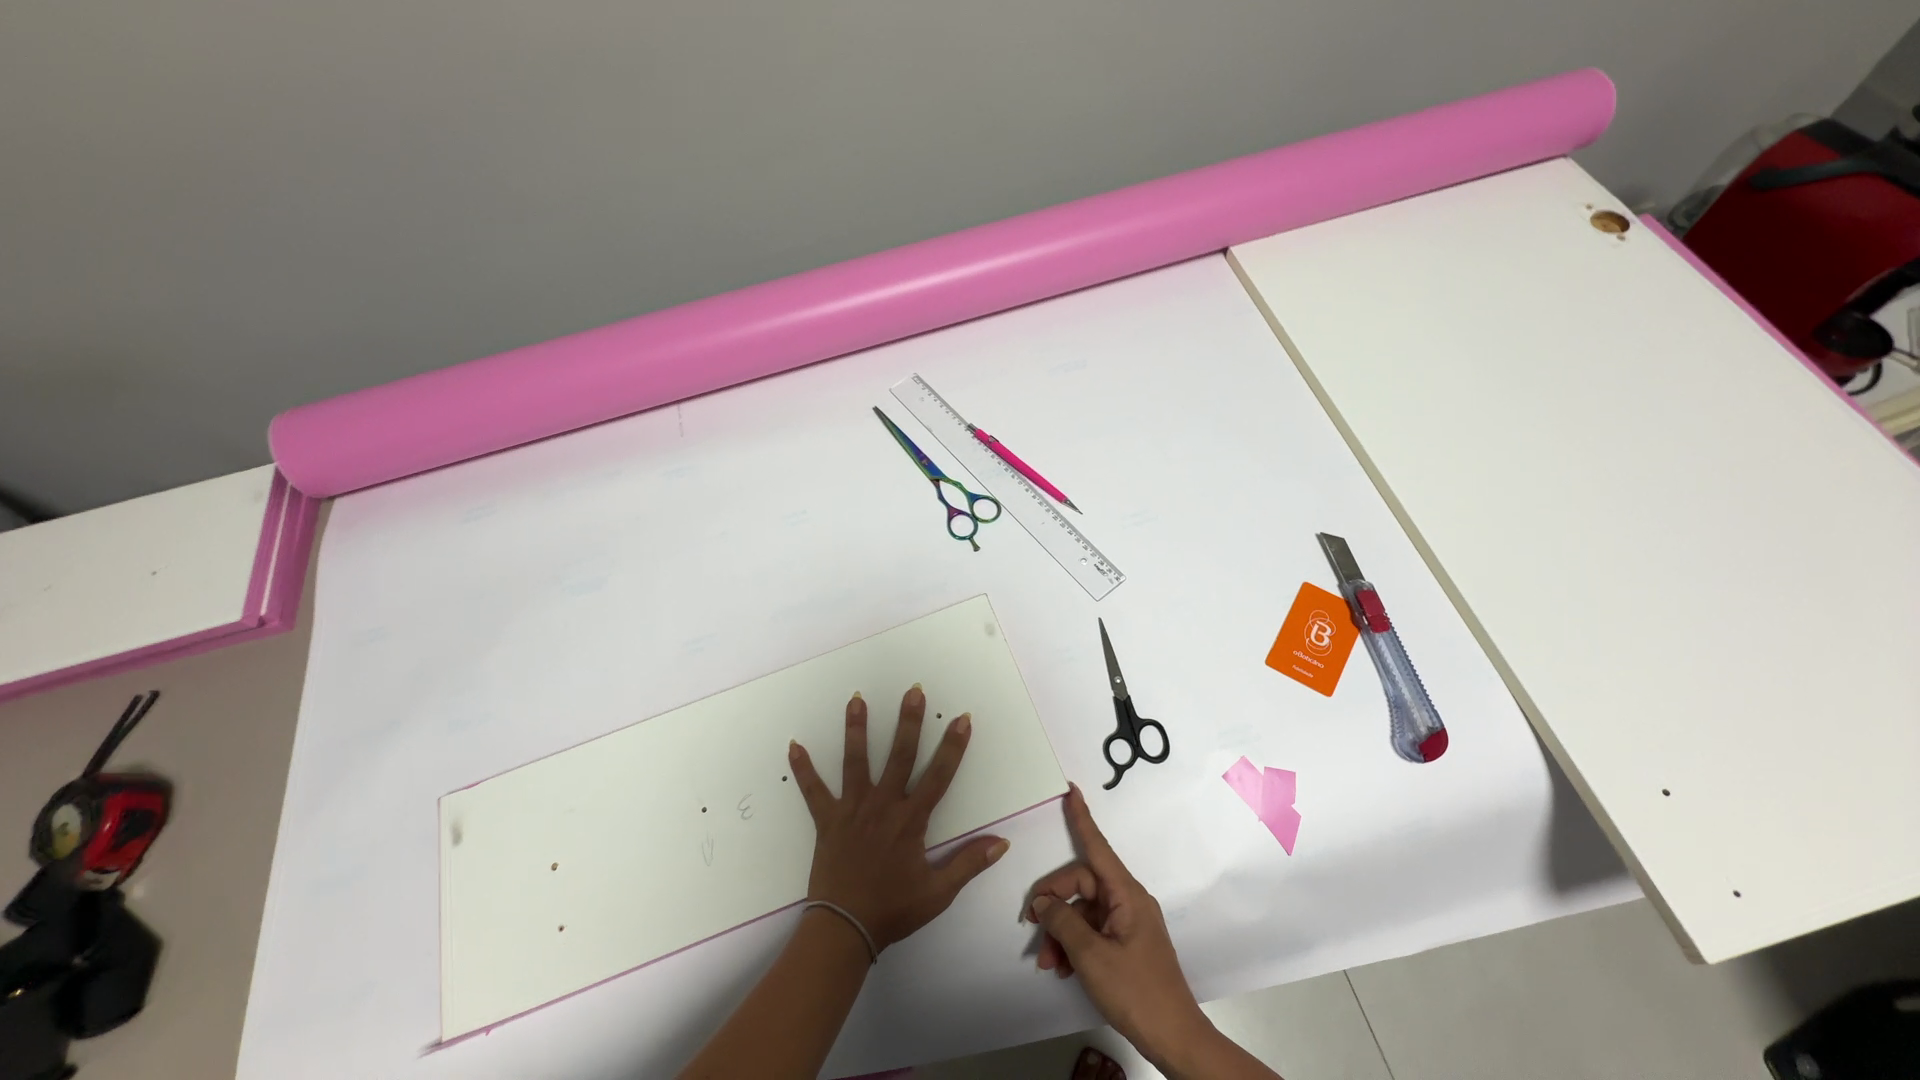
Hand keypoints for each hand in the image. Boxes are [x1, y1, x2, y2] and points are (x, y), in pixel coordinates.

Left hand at [789, 686, 1009, 951]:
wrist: (845, 928)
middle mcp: (883, 806)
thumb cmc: (893, 909)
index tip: (962, 718)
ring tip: (856, 699)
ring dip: (857, 729)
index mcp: (911, 821)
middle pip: (899, 756)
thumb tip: (1001, 843)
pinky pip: (813, 791)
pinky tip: (793, 745)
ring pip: (855, 762)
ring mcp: (852, 810)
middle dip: (909, 722)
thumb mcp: (938, 892)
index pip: (939, 776)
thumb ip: (969, 864)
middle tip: (913, 691)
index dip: (953, 747)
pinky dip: (803, 769)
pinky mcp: (827, 821)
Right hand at [1024, 784, 1208, 1062]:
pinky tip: (1061, 968)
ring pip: (1083, 912)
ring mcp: (1128, 924)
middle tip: (1032, 929)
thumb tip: (1043, 902)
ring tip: (1047, 962)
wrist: (1174, 1037)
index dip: (1081, 819)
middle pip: (1081, 885)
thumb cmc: (1136, 991)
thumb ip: (1062, 922)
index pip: (1097, 848)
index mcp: (1127, 894)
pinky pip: (1091, 931)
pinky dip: (1073, 945)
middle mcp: (1128, 901)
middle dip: (1054, 905)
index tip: (1071, 790)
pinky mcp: (1126, 945)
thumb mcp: (1091, 956)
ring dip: (1061, 933)